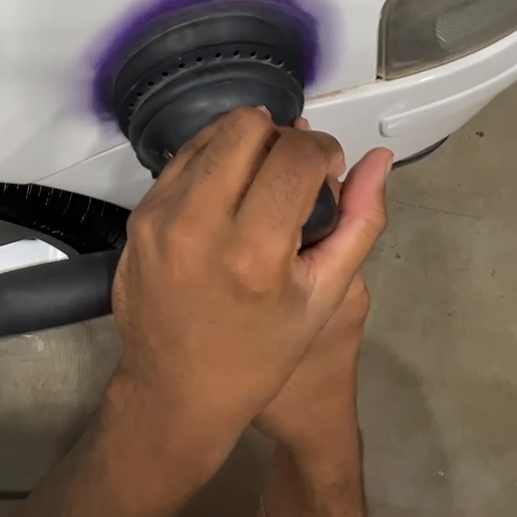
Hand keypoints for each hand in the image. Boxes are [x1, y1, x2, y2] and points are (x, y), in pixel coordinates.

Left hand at [105, 107, 392, 471]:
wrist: (176, 390)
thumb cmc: (260, 354)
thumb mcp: (324, 297)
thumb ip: (359, 222)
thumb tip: (377, 159)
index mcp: (255, 252)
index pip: (295, 154)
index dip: (323, 149)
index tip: (327, 170)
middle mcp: (200, 223)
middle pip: (247, 126)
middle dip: (281, 137)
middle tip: (292, 170)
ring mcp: (160, 215)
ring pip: (211, 133)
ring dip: (246, 143)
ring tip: (260, 179)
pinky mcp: (138, 214)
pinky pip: (181, 159)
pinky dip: (212, 161)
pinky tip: (227, 190)